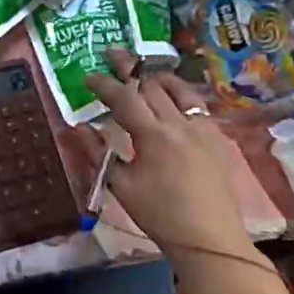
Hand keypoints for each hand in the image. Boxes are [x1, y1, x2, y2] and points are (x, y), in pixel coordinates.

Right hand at [81, 48, 253, 256]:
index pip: (124, 97)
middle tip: (112, 55)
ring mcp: (201, 129)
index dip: (103, 84)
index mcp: (153, 135)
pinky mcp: (215, 138)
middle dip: (129, 68)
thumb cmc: (160, 215)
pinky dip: (179, 92)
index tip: (87, 77)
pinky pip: (196, 104)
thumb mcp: (121, 186)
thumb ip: (98, 153)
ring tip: (142, 68)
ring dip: (155, 75)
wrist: (211, 239)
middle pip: (151, 85)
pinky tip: (173, 95)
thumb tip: (78, 127)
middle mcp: (178, 124)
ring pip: (177, 89)